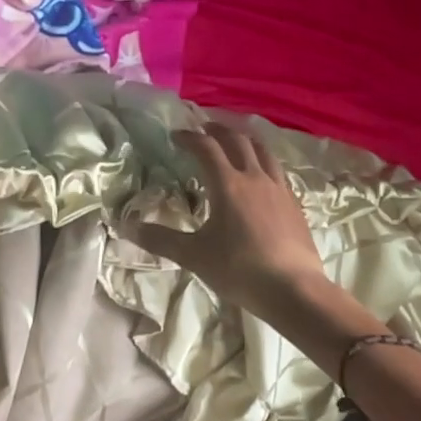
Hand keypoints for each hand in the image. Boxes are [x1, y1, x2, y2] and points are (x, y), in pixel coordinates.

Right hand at [122, 123, 326, 314]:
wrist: (294, 289)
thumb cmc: (240, 269)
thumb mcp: (194, 256)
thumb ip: (160, 239)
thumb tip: (126, 227)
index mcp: (228, 184)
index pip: (206, 148)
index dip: (189, 138)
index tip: (176, 136)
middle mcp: (254, 178)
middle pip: (237, 141)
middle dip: (218, 131)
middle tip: (203, 130)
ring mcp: (279, 189)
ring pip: (262, 151)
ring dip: (245, 140)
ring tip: (235, 142)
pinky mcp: (294, 203)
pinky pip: (277, 170)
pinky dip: (263, 161)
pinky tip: (261, 175)